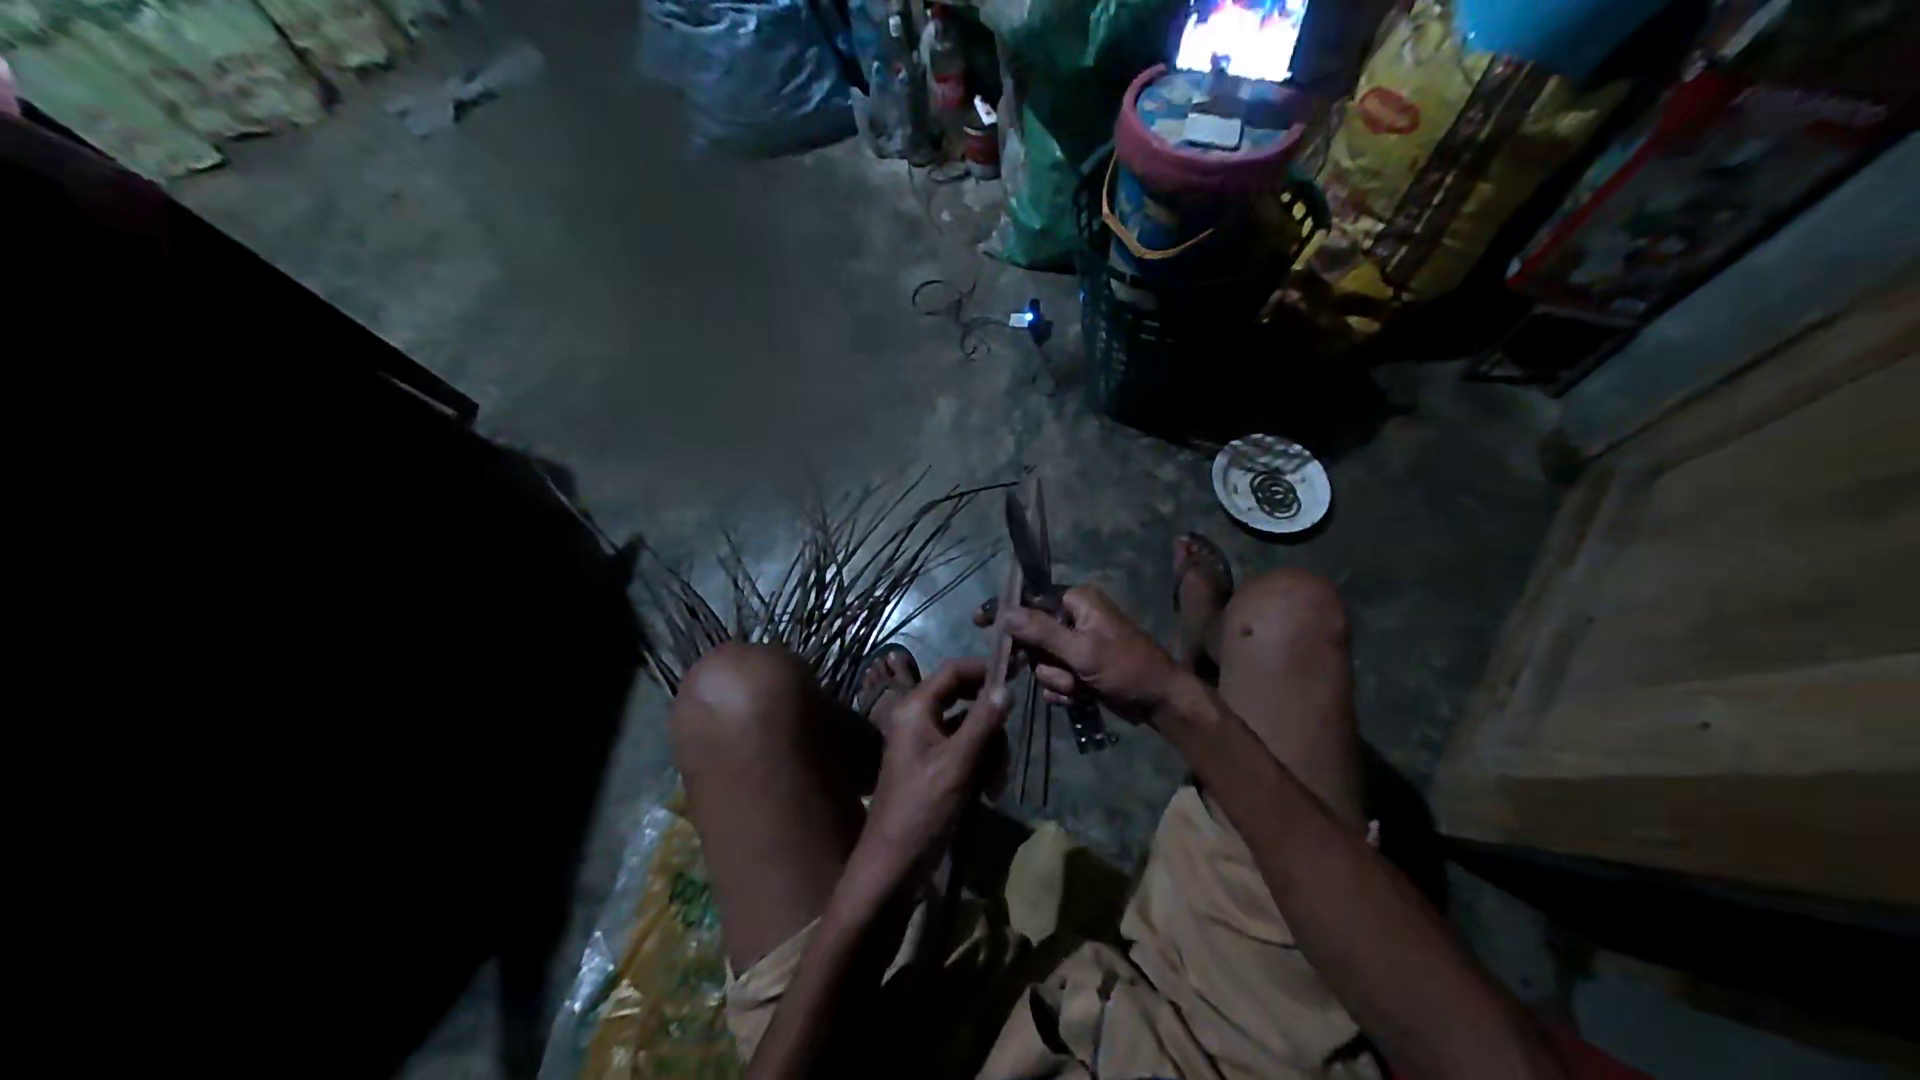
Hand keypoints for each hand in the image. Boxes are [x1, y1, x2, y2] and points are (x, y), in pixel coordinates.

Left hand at [856, 658, 1009, 881]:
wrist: (894, 863)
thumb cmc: (922, 808)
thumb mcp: (958, 763)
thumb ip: (983, 721)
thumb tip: (1006, 687)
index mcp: (915, 709)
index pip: (953, 671)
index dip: (984, 669)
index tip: (1017, 675)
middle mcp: (918, 718)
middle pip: (967, 701)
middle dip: (991, 728)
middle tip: (1004, 755)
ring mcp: (926, 743)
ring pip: (972, 729)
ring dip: (990, 754)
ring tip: (994, 787)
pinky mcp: (935, 765)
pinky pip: (966, 751)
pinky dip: (981, 766)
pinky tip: (988, 793)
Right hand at [1002, 586, 1181, 723]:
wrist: (1159, 702)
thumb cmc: (1125, 668)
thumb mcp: (1082, 650)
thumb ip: (1041, 632)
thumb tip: (1005, 612)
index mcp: (1077, 601)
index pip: (1030, 601)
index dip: (1006, 613)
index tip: (980, 623)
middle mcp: (1074, 618)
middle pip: (1031, 636)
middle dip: (1044, 662)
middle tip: (1060, 674)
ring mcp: (1075, 645)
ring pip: (1041, 662)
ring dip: (1056, 680)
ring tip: (1079, 686)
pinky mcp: (1078, 668)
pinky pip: (1053, 678)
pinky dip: (1063, 690)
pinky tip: (1080, 696)